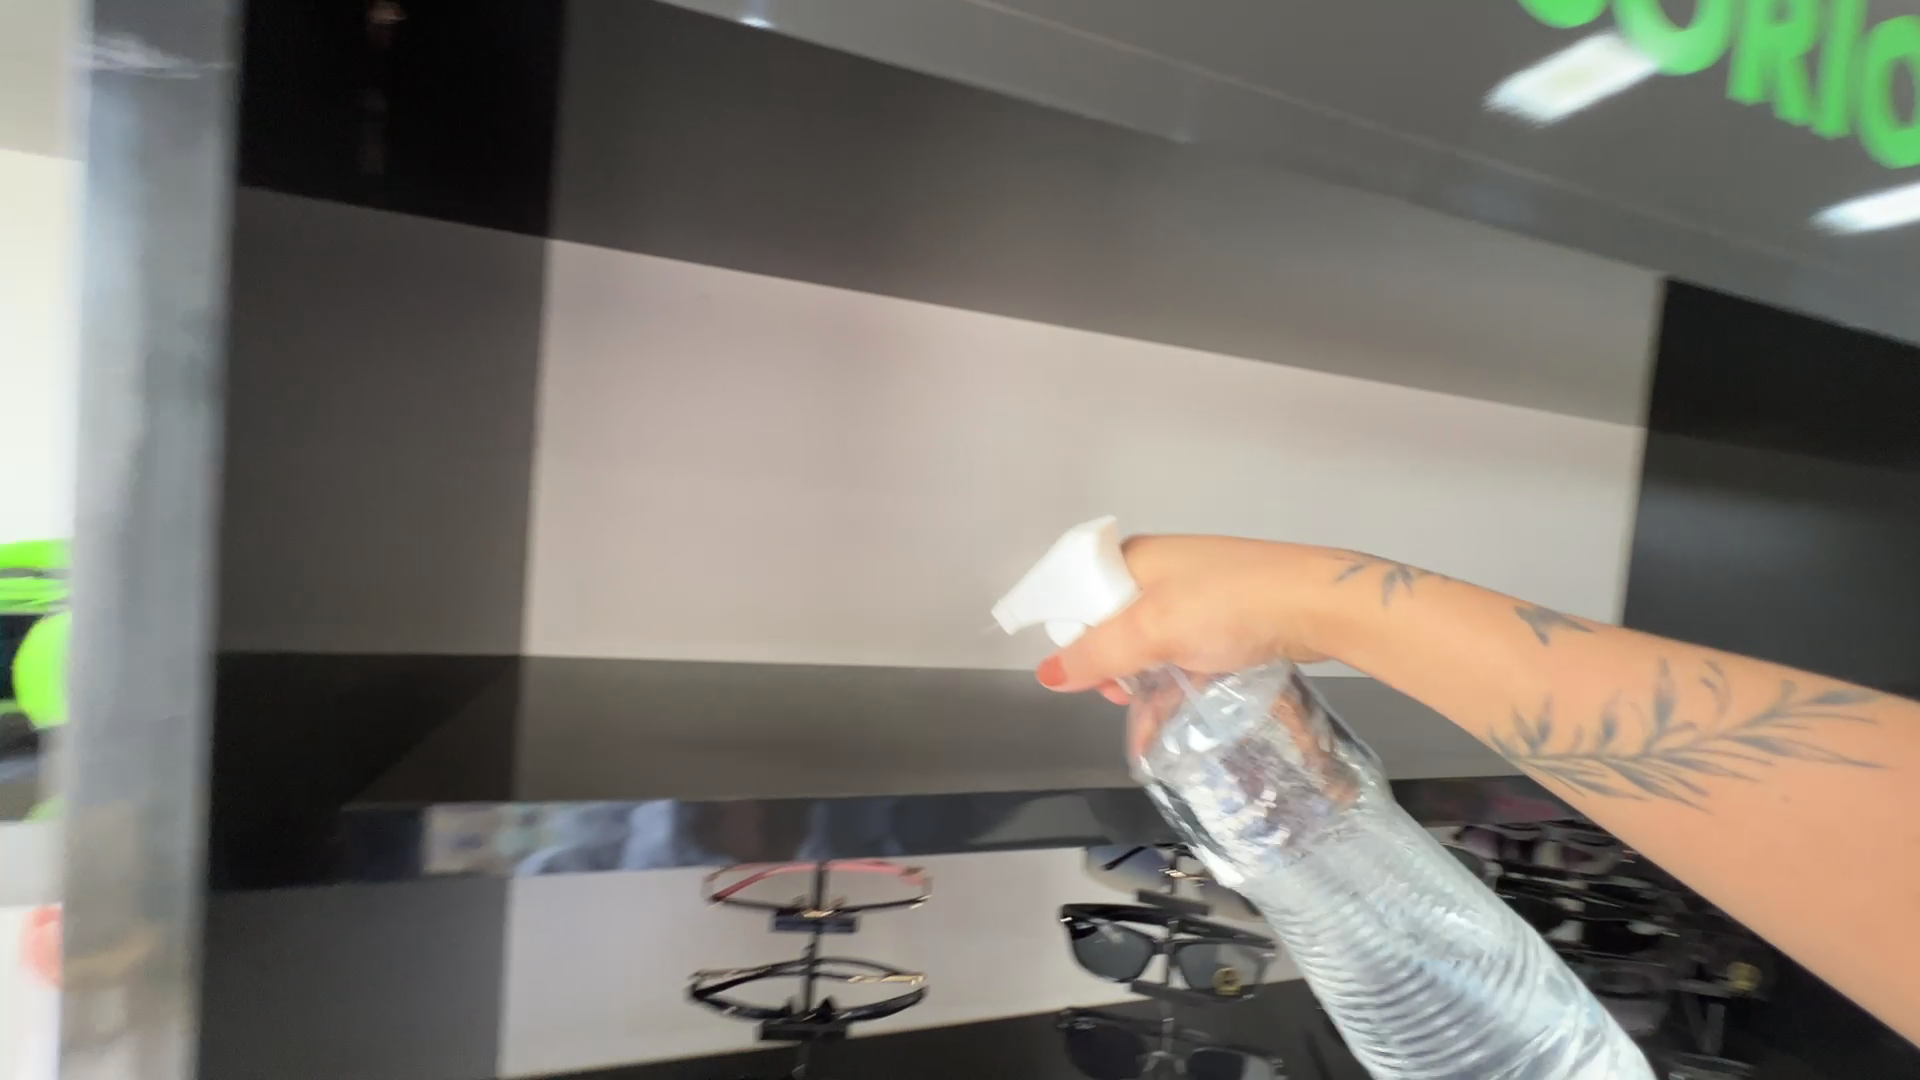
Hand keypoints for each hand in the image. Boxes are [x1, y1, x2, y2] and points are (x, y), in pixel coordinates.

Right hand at [1034, 535, 1346, 703]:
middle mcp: (1157, 569)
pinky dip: (1170, 675)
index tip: (1084, 673)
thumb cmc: (1226, 606)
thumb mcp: (1151, 631)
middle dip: (1107, 663)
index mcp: (1133, 557)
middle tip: (1119, 696)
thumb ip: (1095, 655)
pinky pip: (1179, 646)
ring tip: (1146, 710)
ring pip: (1146, 638)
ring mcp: (1192, 591)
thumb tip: (1046, 675)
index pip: (1078, 593)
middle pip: (1109, 620)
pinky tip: (1172, 708)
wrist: (1317, 603)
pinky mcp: (1221, 613)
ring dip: (1139, 675)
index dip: (1072, 634)